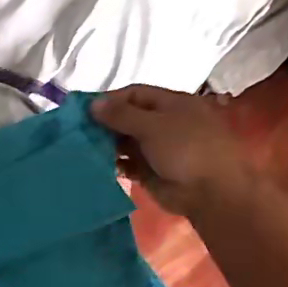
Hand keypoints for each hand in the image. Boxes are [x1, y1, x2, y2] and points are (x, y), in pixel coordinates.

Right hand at [90, 84, 247, 214]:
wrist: (210, 192)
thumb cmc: (186, 149)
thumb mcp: (153, 126)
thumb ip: (122, 115)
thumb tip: (93, 104)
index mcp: (170, 104)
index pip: (134, 94)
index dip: (109, 100)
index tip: (83, 110)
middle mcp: (162, 123)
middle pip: (127, 117)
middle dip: (104, 123)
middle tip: (77, 131)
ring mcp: (157, 148)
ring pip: (125, 141)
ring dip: (106, 144)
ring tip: (83, 149)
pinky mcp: (150, 170)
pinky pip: (127, 163)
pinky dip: (113, 163)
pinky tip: (97, 166)